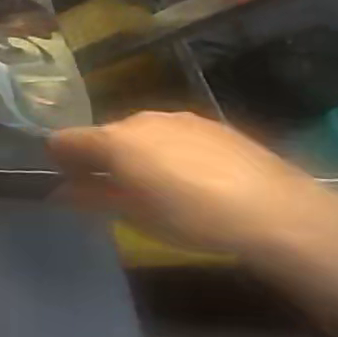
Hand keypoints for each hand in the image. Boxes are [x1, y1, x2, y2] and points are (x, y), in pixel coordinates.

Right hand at [48, 111, 337, 268]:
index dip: (59, 158)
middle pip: (104, 133)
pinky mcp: (212, 125)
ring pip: (140, 132)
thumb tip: (61, 190)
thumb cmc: (192, 218)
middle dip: (100, 156)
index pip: (65, 139)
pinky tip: (192, 179)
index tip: (66, 181)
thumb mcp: (133, 215)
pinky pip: (173, 135)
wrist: (279, 212)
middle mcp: (139, 119)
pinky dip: (168, 151)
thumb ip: (92, 196)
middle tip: (111, 189)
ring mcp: (179, 119)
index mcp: (113, 139)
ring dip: (136, 153)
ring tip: (155, 186)